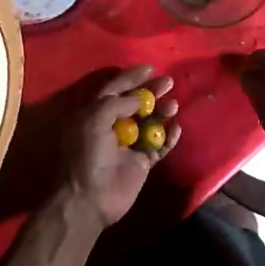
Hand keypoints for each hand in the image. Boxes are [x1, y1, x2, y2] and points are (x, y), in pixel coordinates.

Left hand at [59, 65, 180, 226]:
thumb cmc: (88, 155)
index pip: (114, 88)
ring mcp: (128, 145)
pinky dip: (168, 136)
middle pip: (135, 103)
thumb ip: (118, 102)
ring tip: (173, 105)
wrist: (90, 198)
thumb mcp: (96, 118)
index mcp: (94, 113)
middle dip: (151, 92)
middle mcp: (111, 126)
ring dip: (161, 112)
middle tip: (169, 82)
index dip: (131, 77)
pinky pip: (159, 145)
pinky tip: (176, 128)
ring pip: (150, 123)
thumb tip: (140, 98)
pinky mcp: (141, 162)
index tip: (151, 67)